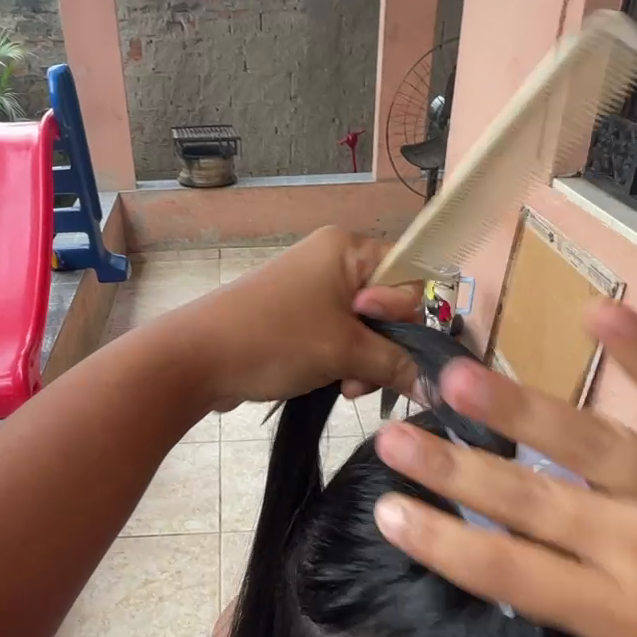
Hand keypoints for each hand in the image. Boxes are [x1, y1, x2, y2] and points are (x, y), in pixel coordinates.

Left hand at [167, 226, 421, 410]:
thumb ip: (398, 365)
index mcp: (348, 249)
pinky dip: (340, 363)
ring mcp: (312, 291)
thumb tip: (439, 387)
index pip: (409, 277)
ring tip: (343, 386)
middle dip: (382, 348)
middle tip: (360, 376)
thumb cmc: (275, 342)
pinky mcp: (296, 319)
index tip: (379, 340)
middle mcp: (333, 261)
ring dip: (362, 363)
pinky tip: (332, 384)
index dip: (405, 315)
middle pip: (388, 308)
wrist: (197, 359)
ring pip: (364, 331)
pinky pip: (338, 339)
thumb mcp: (345, 353)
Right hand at [368, 301, 636, 636]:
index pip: (503, 574)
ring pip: (587, 444)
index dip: (437, 541)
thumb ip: (613, 607)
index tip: (387, 511)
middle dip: (448, 469)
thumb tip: (557, 561)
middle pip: (524, 505)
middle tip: (389, 436)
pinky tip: (602, 314)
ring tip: (455, 374)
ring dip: (515, 408)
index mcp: (625, 620)